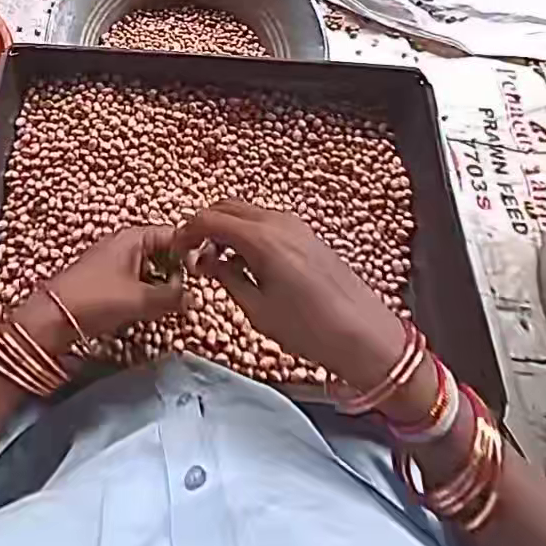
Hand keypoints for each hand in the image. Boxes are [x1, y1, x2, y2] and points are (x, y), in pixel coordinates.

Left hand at [11, 226, 185, 355]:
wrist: (52, 318)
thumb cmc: (97, 299)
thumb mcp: (140, 299)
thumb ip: (172, 297)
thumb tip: (194, 298)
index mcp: (134, 237)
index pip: (174, 234)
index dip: (192, 250)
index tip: (206, 272)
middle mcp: (126, 243)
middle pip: (165, 250)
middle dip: (180, 270)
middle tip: (194, 292)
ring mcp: (116, 261)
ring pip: (153, 267)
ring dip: (165, 284)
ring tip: (177, 303)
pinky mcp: (108, 279)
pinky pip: (139, 280)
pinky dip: (150, 291)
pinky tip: (155, 309)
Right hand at [172, 200, 404, 386]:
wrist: (368, 338)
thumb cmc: (311, 329)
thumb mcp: (256, 308)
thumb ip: (225, 277)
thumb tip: (206, 261)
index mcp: (262, 238)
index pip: (209, 218)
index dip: (187, 232)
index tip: (177, 249)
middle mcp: (278, 222)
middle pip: (226, 207)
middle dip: (205, 226)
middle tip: (194, 254)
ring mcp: (295, 225)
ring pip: (246, 212)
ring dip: (226, 228)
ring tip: (218, 262)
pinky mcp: (306, 235)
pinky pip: (265, 222)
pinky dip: (246, 232)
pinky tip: (246, 262)